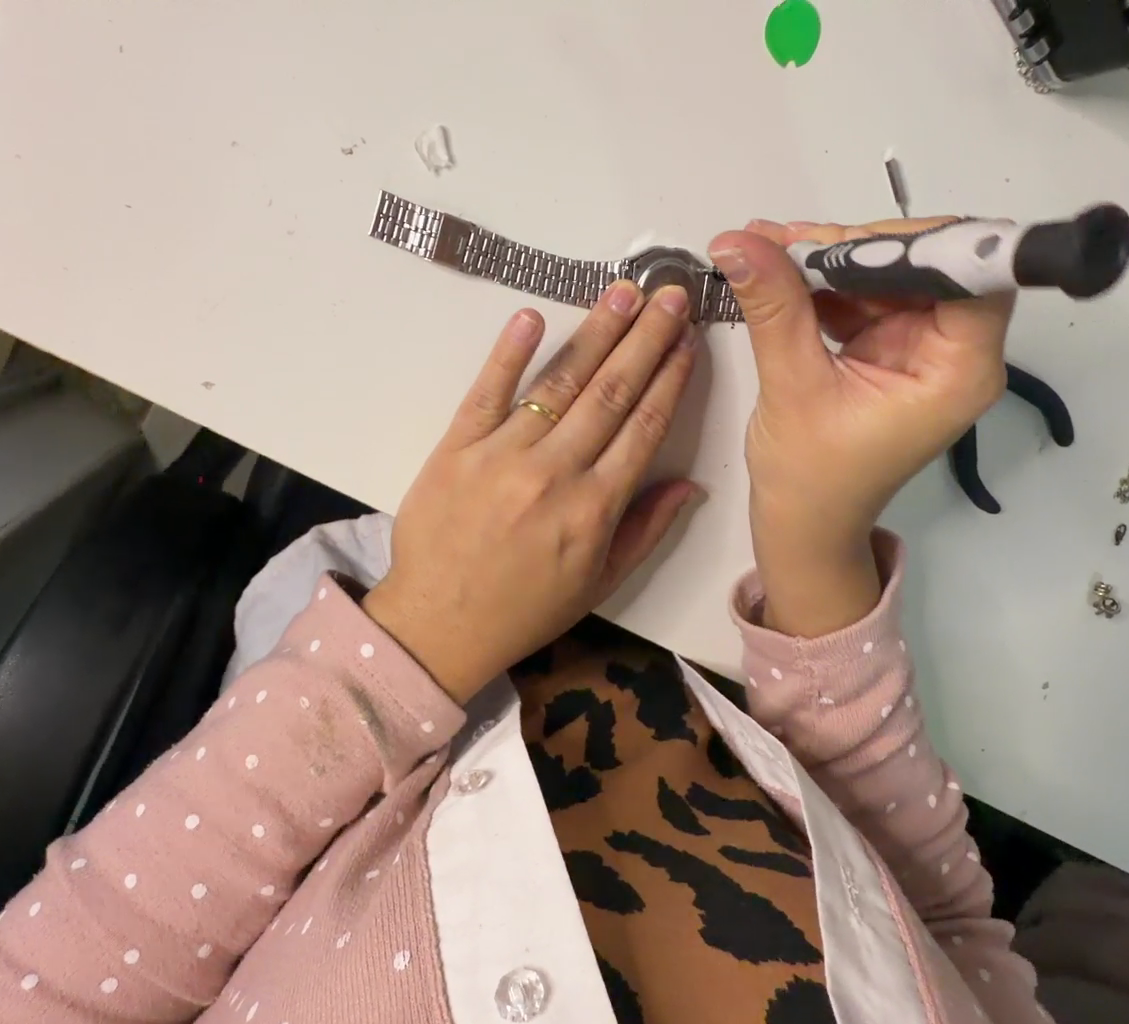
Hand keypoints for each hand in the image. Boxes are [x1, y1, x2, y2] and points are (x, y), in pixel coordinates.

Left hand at [362, 282, 701, 703]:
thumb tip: (689, 484)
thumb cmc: (525, 609)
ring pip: (558, 384)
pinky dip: (507, 353)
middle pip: (610, 393)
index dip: (670, 380)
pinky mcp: (455, 450)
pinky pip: (486, 393)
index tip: (689, 341)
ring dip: (595, 333)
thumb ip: (646, 531)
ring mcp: (502, 457)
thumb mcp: (599, 584)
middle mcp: (555, 474)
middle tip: (670, 294)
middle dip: (646, 339)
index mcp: (595, 509)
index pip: (643, 428)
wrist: (439, 625)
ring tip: (623, 292)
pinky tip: (531, 315)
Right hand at [707, 219, 1014, 636]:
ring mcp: (921, 348)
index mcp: (957, 372)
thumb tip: (738, 241)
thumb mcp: (792, 388)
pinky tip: (776, 265)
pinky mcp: (890, 348)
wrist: (801, 526)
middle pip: (925, 267)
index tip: (842, 239)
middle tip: (785, 238)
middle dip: (855, 248)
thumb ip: (775, 308)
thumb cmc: (809, 478)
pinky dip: (821, 283)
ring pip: (888, 275)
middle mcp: (953, 352)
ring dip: (829, 259)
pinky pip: (863, 297)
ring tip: (766, 244)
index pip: (969, 277)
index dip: (914, 246)